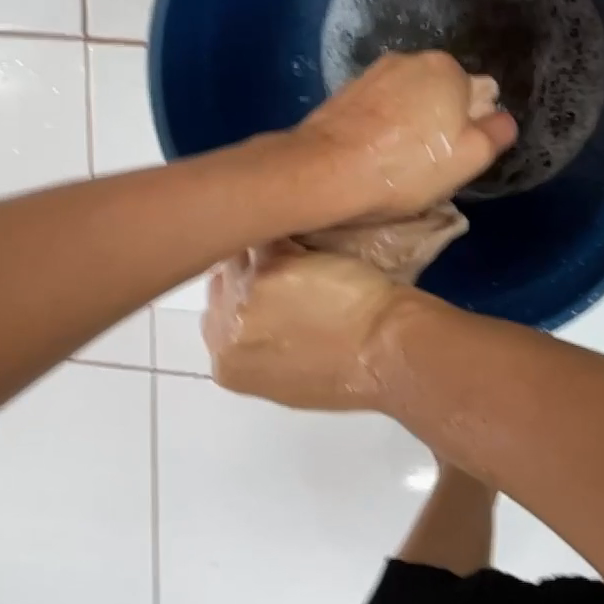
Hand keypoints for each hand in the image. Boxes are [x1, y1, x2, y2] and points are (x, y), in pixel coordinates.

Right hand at [202, 241, 422, 410]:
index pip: (217, 312)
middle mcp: (224, 330)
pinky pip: (274, 233)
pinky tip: (315, 228)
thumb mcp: (289, 375)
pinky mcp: (271, 263)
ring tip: (304, 245)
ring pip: (246, 251)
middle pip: (225, 280)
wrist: (386, 353)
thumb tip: (262, 316)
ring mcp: (243, 294)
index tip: (270, 282)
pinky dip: (295, 228)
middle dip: (252, 267)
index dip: (246, 291)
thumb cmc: (353, 373)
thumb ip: (262, 346)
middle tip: (287, 260)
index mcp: (227, 363)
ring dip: (272, 246)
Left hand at [297, 51, 517, 219]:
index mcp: (447, 68)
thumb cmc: (407, 166)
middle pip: (440, 96)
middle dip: (438, 124)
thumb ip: (495, 133)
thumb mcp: (469, 158)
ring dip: (408, 126)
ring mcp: (373, 73)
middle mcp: (411, 60)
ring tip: (395, 163)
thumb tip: (502, 120)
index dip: (468, 131)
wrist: (326, 171)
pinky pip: (378, 109)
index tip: (451, 158)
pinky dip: (380, 128)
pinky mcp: (345, 91)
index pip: (475, 98)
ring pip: (407, 102)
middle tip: (426, 164)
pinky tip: (371, 155)